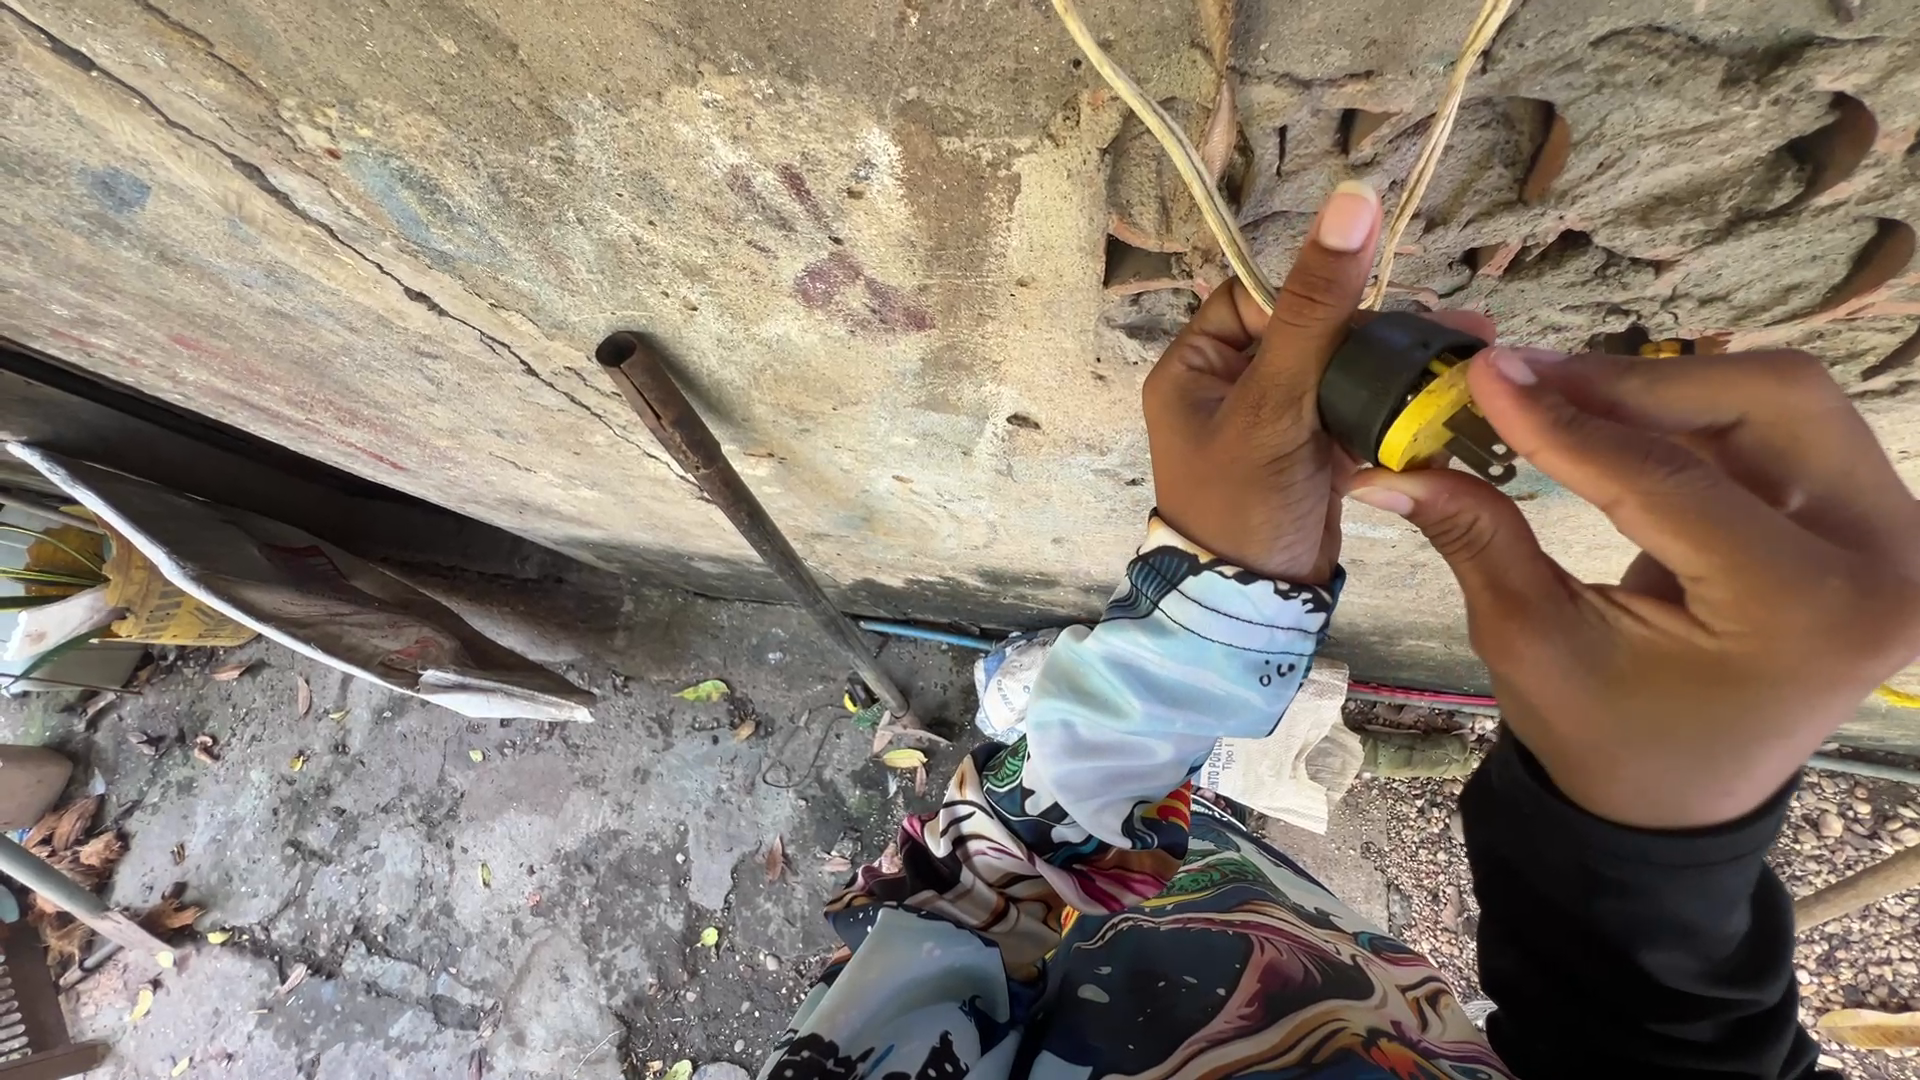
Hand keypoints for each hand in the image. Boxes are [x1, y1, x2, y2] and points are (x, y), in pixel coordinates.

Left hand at [1143, 181, 1493, 583]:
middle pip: (1304, 330)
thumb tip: (1349, 199)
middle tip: (1448, 328)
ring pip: (1333, 368)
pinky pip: (1347, 406)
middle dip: (1372, 331)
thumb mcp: (1274, 403)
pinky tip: (1443, 392)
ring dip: (1392, 363)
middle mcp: (1225, 386)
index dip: (1312, 296)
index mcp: (1194, 368)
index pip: (1255, 299)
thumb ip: (1312, 310)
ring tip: (1465, 348)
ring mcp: (1268, 417)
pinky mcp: (1303, 446)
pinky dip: (1388, 402)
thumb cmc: (1244, 501)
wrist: (1254, 596)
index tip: (1371, 310)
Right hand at [1345, 346, 1919, 828]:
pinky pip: (1766, 433)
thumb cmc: (1596, 731)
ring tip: (1546, 393)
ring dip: (1651, 388)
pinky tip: (1594, 418)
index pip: (1669, 480)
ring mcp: (1889, 535)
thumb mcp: (1524, 637)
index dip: (1561, 423)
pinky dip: (1671, 415)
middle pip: (1771, 402)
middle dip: (1630, 381)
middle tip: (1521, 378)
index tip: (1482, 373)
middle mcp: (1889, 559)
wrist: (1669, 792)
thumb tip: (1386, 471)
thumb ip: (1473, 537)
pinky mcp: (1857, 523)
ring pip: (1777, 403)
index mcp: (1806, 610)